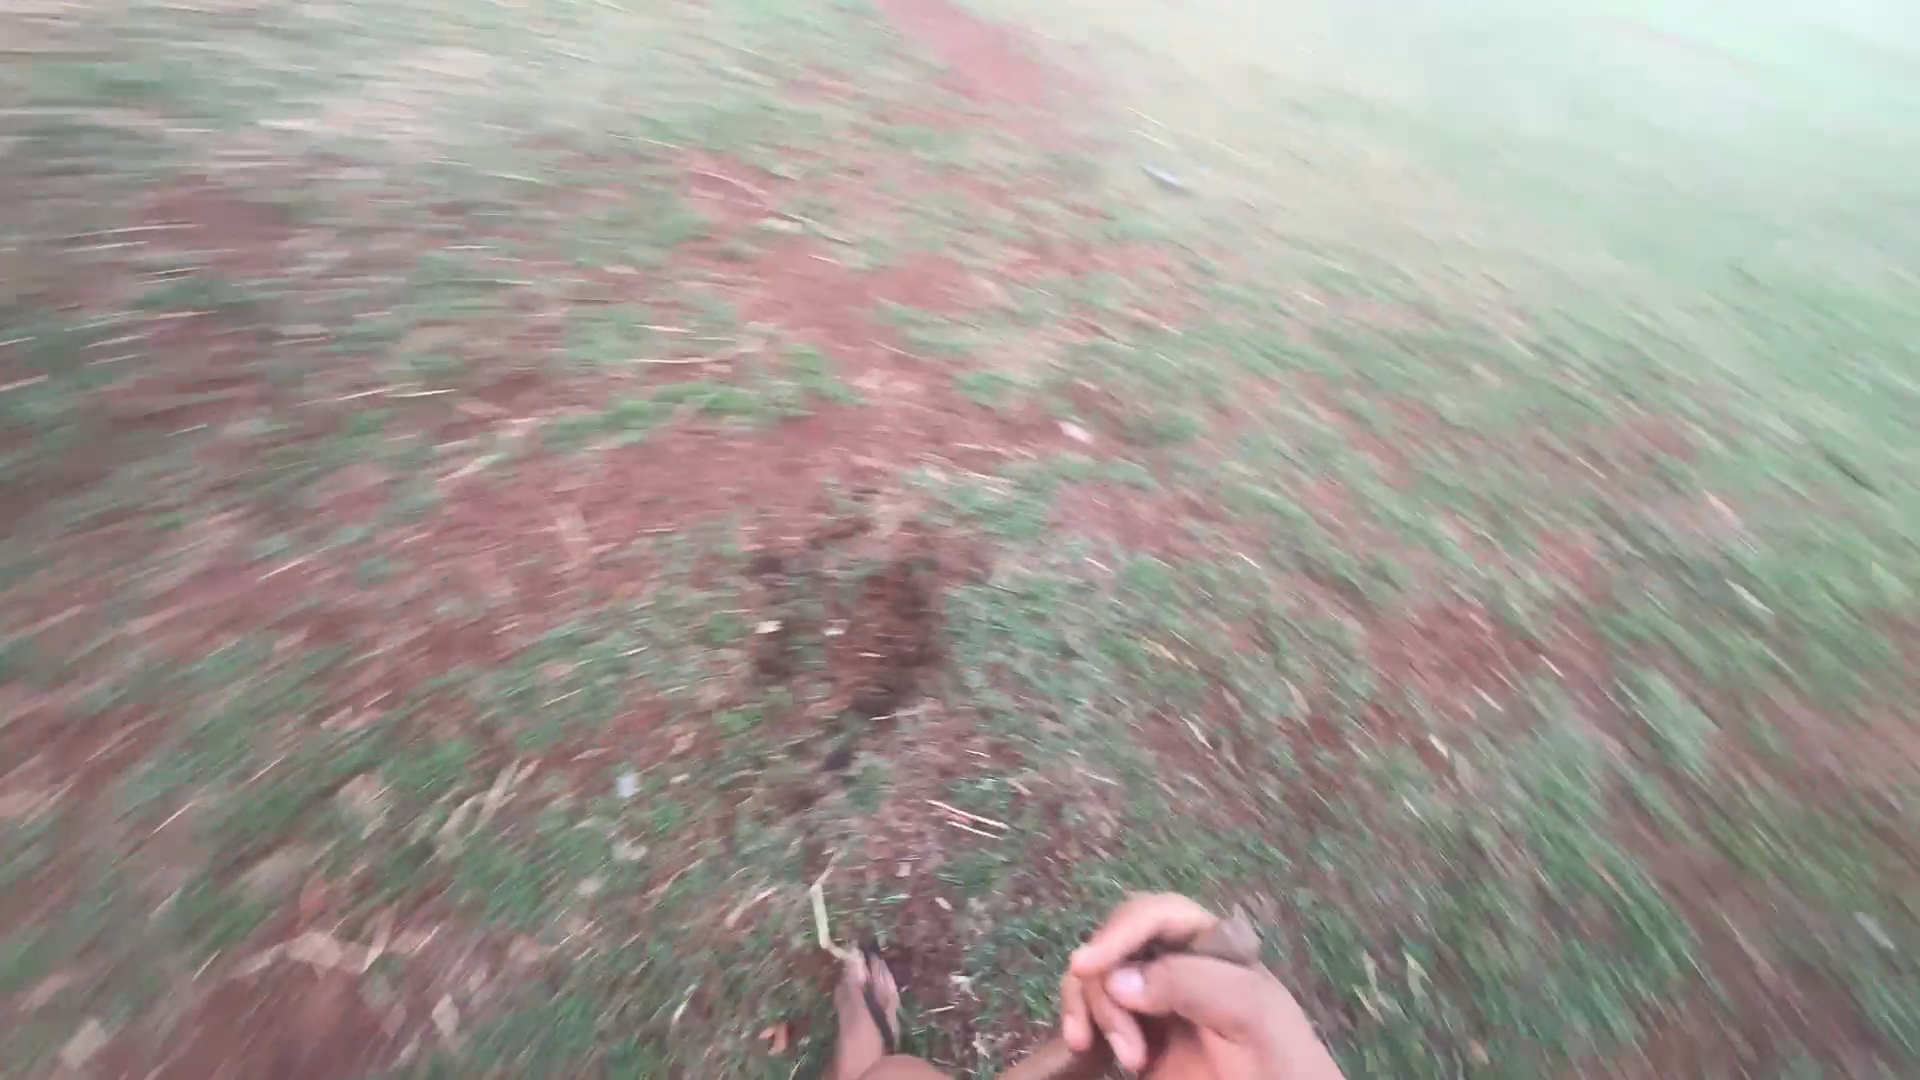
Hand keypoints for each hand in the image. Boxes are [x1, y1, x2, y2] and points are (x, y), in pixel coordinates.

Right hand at [1058, 894, 1342, 1079]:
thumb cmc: (1280, 1068)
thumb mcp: (1253, 1017)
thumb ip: (1193, 984)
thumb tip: (1117, 978)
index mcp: (1209, 942)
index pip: (1155, 914)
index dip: (1118, 932)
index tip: (1086, 965)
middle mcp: (1174, 960)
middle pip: (1117, 939)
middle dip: (1105, 980)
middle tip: (1125, 1045)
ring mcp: (1151, 995)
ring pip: (1097, 971)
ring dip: (1094, 1008)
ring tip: (1127, 1060)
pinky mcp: (1132, 1029)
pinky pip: (1090, 1004)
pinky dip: (1078, 1016)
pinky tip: (1081, 1046)